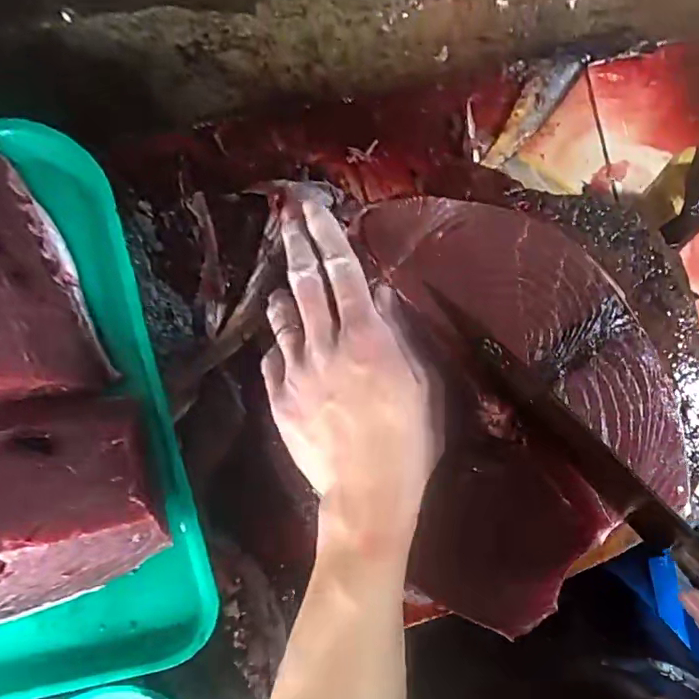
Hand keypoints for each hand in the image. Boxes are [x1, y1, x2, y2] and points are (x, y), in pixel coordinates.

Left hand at [265, 197, 440, 545]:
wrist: (368, 494)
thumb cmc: (412, 443)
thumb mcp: (424, 387)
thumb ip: (402, 337)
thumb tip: (384, 297)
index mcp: (368, 338)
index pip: (343, 271)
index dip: (327, 234)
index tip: (314, 205)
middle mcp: (325, 345)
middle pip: (305, 283)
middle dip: (296, 243)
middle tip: (289, 215)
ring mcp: (296, 372)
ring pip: (282, 316)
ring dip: (284, 290)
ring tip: (285, 276)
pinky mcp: (279, 399)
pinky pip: (273, 357)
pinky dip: (280, 340)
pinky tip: (285, 339)